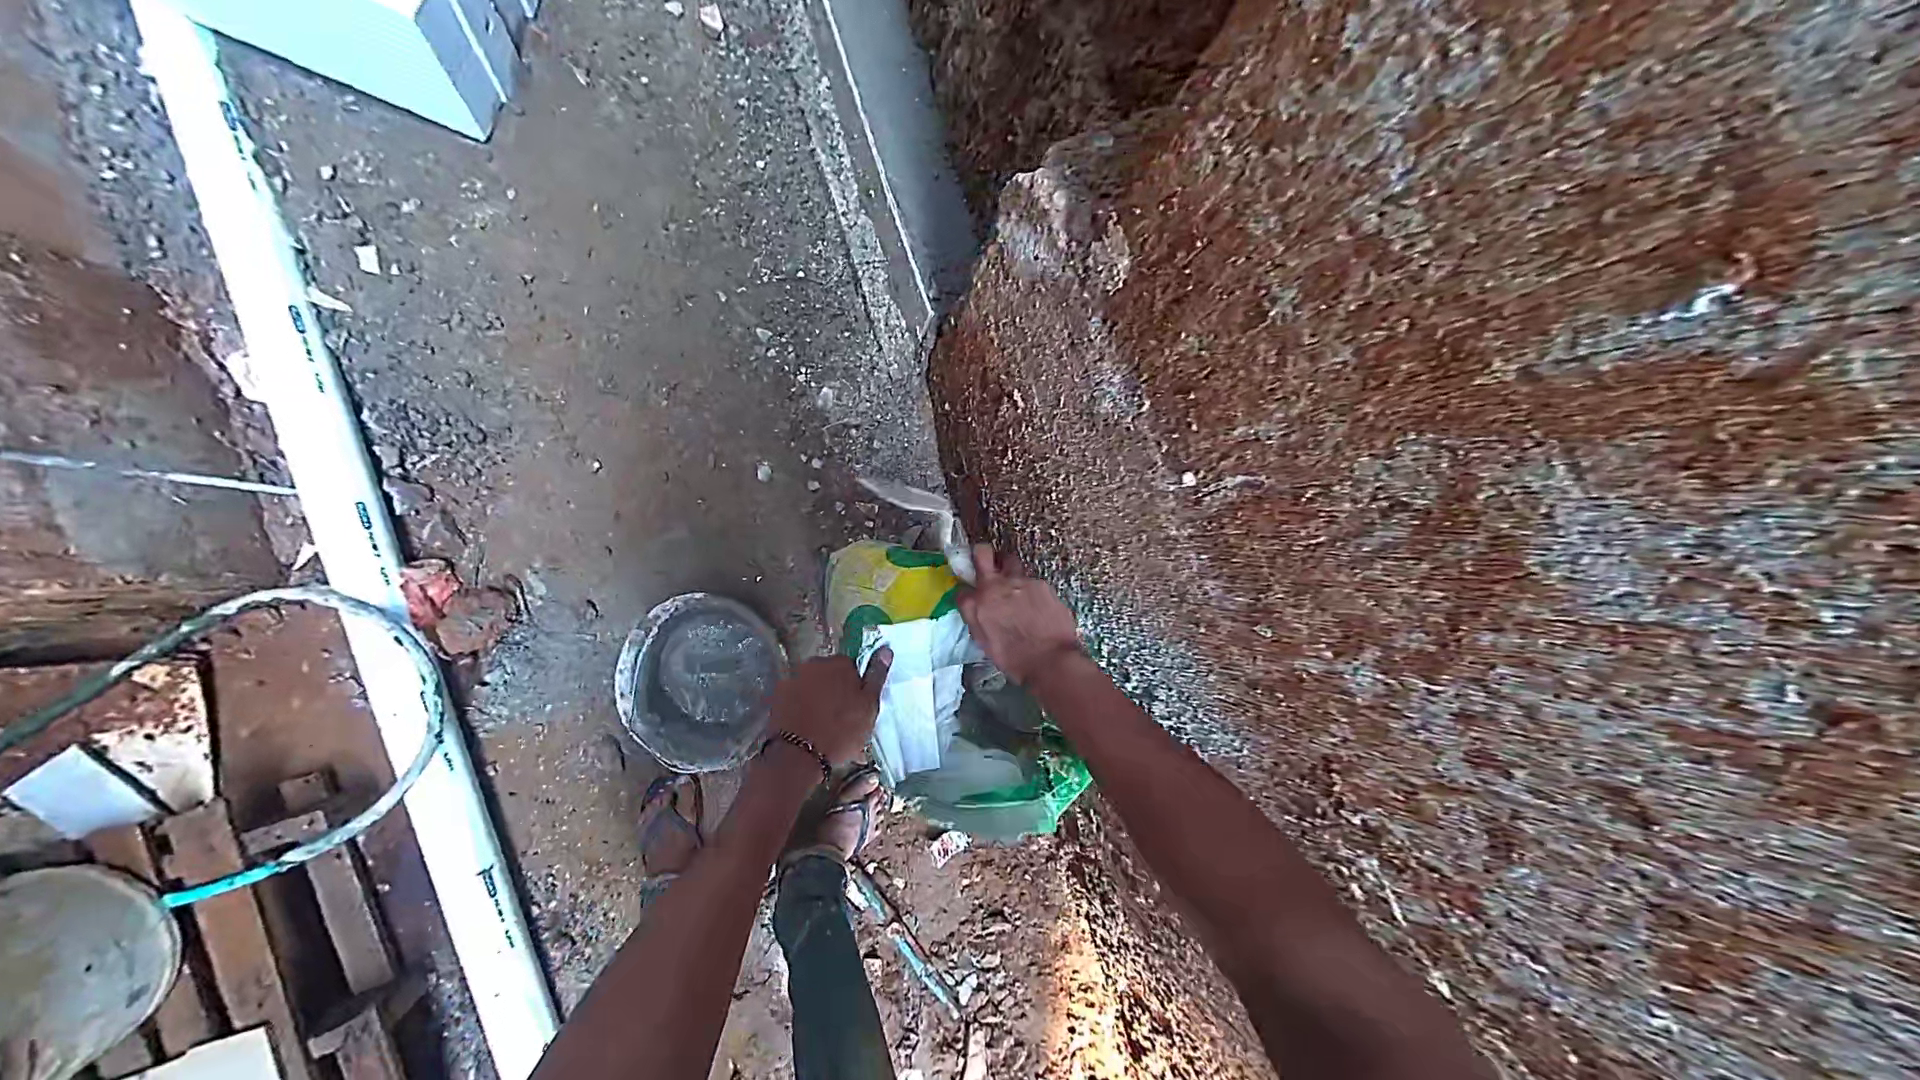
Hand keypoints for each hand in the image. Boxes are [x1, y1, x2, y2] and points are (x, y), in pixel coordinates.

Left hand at [768, 651, 891, 764]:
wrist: (798, 756)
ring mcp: (792, 679)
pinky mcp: (776, 696)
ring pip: (811, 687)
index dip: (856, 687)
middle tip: (842, 718)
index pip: (852, 667)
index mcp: (839, 663)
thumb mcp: (869, 705)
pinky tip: (806, 727)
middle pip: (829, 674)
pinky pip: (795, 698)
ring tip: (823, 726)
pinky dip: (800, 708)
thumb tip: (886, 650)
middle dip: (835, 691)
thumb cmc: (841, 731)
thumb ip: (876, 675)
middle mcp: (813, 664)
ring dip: (817, 700)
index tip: (856, 707)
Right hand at [956, 543, 1083, 684]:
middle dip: (983, 555)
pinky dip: (1031, 591)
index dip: (965, 586)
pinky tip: (1038, 608)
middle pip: (984, 553)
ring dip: (1011, 573)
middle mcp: (999, 584)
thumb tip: (969, 600)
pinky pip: (1032, 582)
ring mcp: (1023, 581)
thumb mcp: (984, 640)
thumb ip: (974, 615)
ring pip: (1012, 565)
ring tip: (1018, 593)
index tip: (970, 587)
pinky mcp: (1043, 585)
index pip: (962, 584)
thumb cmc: (1014, 657)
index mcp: (981, 600)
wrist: (1050, 659)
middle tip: (989, 566)